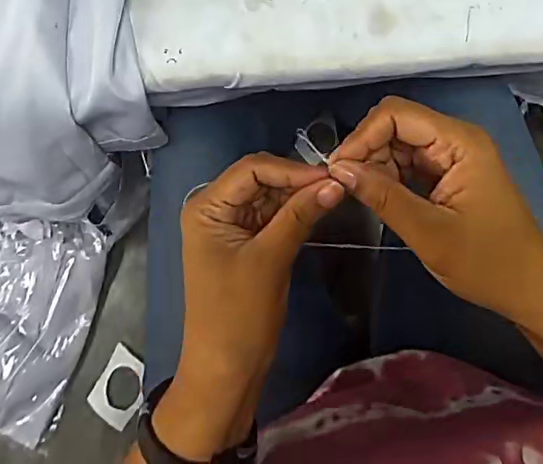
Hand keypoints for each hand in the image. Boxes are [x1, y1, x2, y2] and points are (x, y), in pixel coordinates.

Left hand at [158, 153, 341, 458]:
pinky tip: (316, 208)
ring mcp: (228, 224)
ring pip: (266, 195)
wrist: (225, 373)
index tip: (329, 175)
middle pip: (257, 178)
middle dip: (294, 179)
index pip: (250, 169)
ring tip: (332, 192)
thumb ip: (300, 216)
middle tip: (335, 182)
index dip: (290, 168)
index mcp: (206, 205)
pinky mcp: (242, 241)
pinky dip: (291, 211)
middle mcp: (213, 207)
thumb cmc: (239, 316)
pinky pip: (269, 215)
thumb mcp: (270, 260)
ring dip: (296, 194)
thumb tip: (333, 183)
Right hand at [328, 96, 542, 323]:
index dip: (363, 136)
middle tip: (345, 184)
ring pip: (397, 140)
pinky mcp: (447, 170)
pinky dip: (388, 174)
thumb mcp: (430, 234)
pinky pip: (407, 158)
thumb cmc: (489, 265)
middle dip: (367, 149)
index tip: (338, 169)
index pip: (396, 114)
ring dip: (375, 163)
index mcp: (460, 141)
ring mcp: (452, 153)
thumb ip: (383, 196)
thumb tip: (339, 169)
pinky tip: (379, 195)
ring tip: (362, 194)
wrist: (534, 293)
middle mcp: (456, 137)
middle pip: (395, 123)